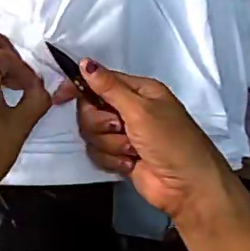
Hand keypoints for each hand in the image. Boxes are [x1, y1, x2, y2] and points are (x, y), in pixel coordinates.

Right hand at [54, 59, 233, 222]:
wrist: (189, 187)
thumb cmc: (171, 141)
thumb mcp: (140, 109)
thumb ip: (108, 87)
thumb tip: (86, 63)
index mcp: (139, 91)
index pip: (99, 81)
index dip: (78, 87)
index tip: (60, 97)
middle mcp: (129, 110)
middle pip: (89, 110)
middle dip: (100, 123)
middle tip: (120, 129)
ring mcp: (124, 134)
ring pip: (91, 133)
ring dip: (110, 144)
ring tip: (132, 151)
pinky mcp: (119, 156)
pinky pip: (97, 153)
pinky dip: (112, 160)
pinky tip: (130, 164)